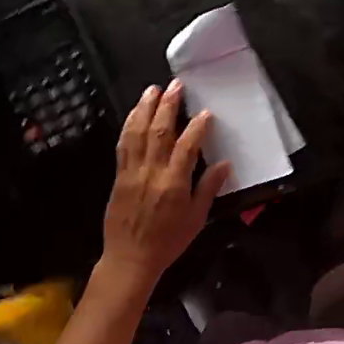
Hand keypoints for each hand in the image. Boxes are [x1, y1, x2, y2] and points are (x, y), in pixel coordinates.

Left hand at [102, 81, 231, 284]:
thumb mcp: (196, 219)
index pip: (187, 146)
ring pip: (138, 132)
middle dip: (169, 106)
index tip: (206, 112)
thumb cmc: (168, 241)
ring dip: (145, 108)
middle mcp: (152, 172)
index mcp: (174, 184)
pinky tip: (135, 113)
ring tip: (153, 89)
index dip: (197, 127)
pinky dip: (129, 125)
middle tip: (176, 85)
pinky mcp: (119, 175)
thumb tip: (225, 164)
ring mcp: (132, 171)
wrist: (130, 258)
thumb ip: (208, 189)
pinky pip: (123, 144)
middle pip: (160, 131)